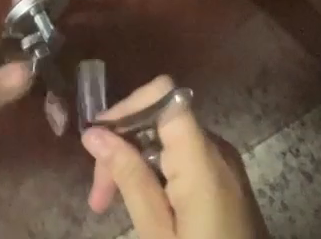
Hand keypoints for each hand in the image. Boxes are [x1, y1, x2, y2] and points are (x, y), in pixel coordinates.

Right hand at [81, 76, 269, 238]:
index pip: (164, 94)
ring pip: (169, 140)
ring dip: (136, 162)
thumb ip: (129, 178)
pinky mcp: (226, 181)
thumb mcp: (158, 233)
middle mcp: (217, 149)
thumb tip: (94, 133)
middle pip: (160, 120)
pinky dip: (157, 172)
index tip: (98, 141)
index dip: (128, 107)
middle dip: (123, 145)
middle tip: (98, 196)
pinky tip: (143, 204)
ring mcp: (225, 165)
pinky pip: (184, 158)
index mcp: (202, 159)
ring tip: (112, 204)